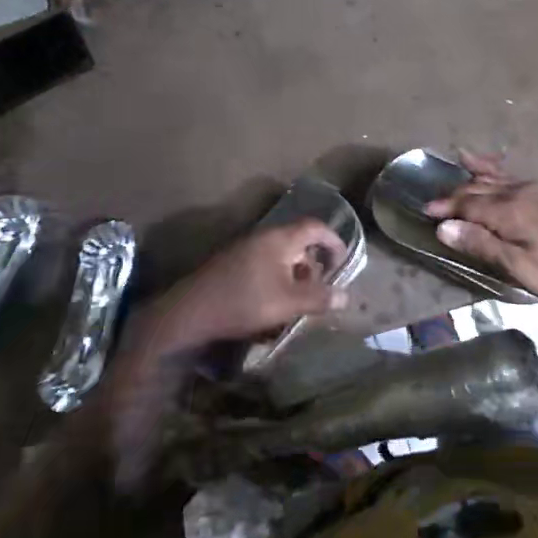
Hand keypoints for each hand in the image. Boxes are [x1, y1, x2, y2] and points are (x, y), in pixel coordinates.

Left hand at [114, 219, 346, 379]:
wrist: (191, 311)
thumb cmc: (245, 302)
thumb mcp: (288, 303)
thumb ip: (319, 298)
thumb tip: (346, 297)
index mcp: (280, 238)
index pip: (315, 227)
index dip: (334, 241)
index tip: (343, 262)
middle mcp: (263, 237)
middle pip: (298, 242)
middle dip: (313, 265)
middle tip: (319, 290)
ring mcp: (244, 249)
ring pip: (280, 256)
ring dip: (294, 276)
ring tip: (296, 303)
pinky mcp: (231, 263)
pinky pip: (264, 265)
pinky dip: (276, 279)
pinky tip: (272, 305)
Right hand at [425, 151, 537, 305]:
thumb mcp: (518, 266)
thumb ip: (481, 244)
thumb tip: (445, 228)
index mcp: (509, 211)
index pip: (467, 204)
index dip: (445, 208)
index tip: (425, 211)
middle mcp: (517, 192)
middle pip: (477, 189)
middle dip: (453, 195)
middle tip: (433, 203)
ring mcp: (531, 189)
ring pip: (492, 178)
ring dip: (469, 179)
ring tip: (451, 173)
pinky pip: (508, 174)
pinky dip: (491, 167)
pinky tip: (483, 162)